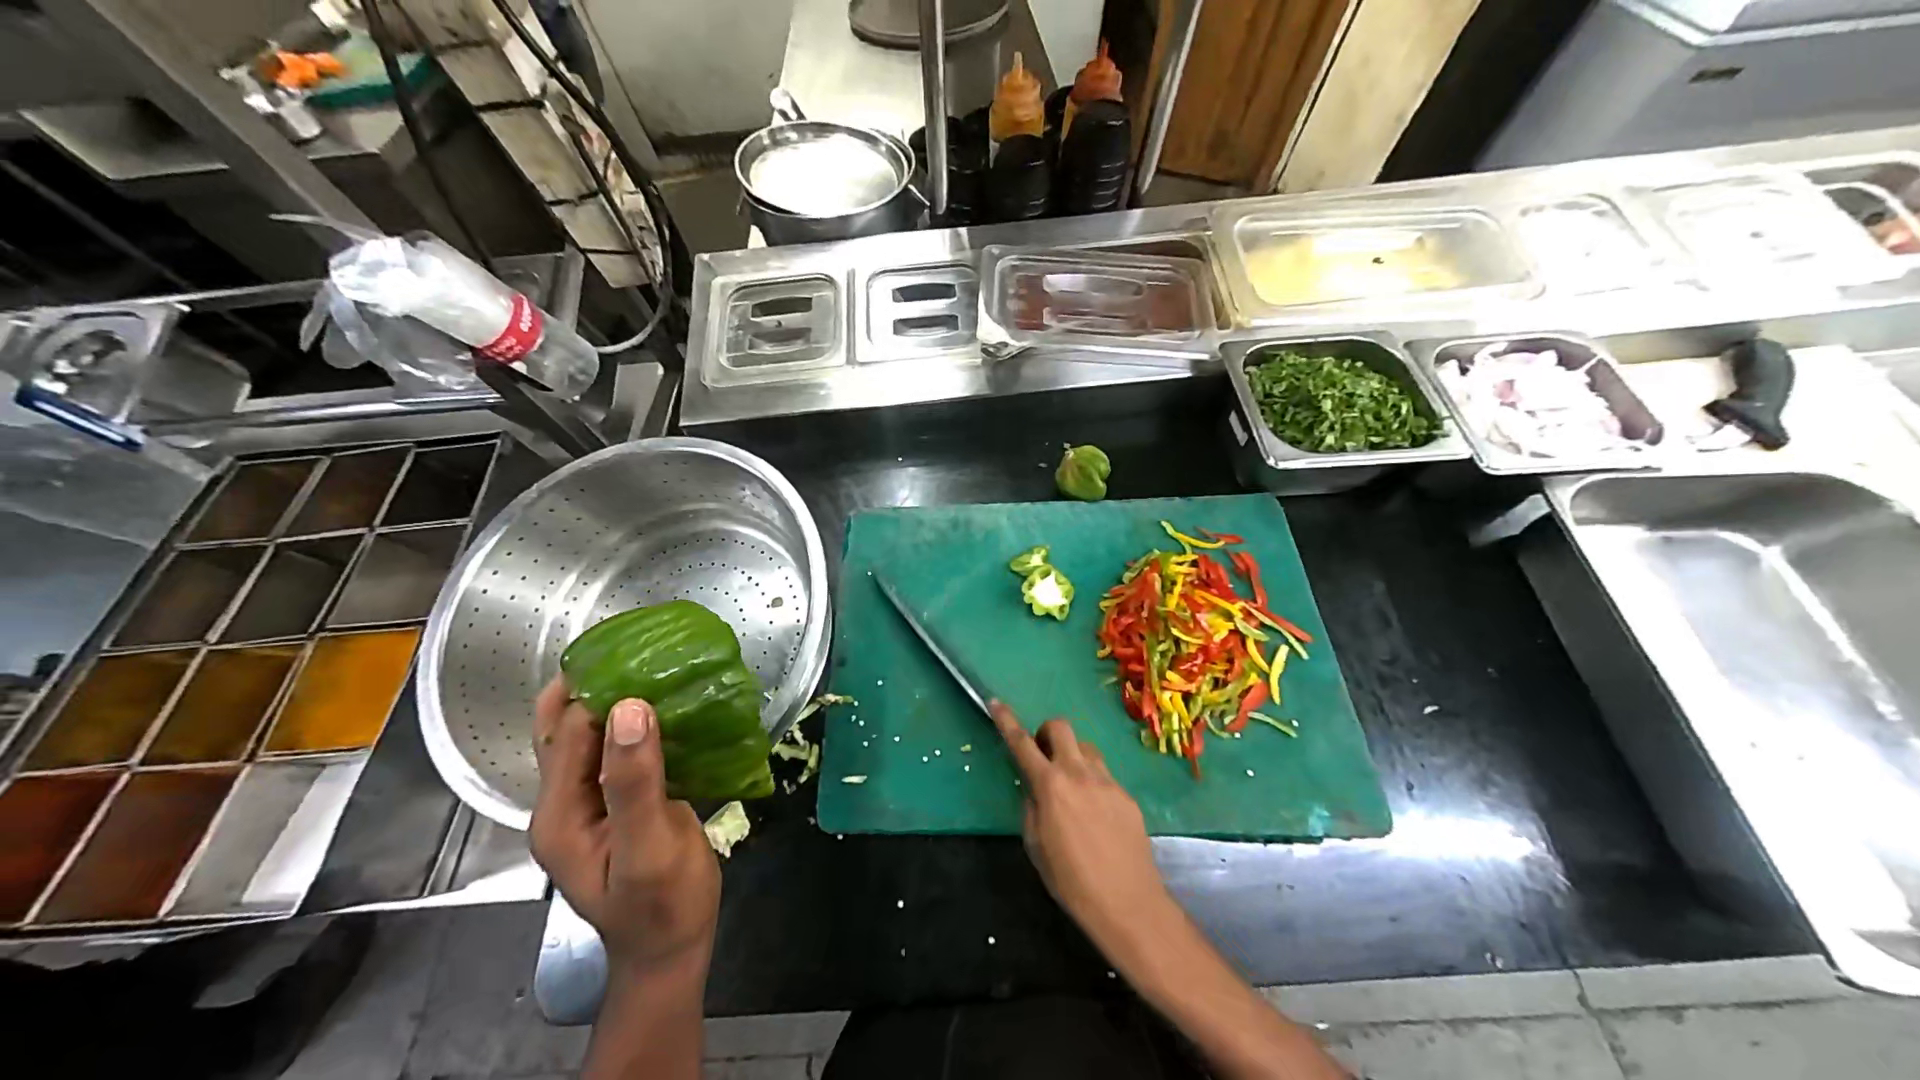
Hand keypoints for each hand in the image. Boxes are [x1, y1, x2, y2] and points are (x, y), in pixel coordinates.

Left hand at [529, 675, 719, 975]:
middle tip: (644, 648)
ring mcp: (595, 799)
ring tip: (661, 664)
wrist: (674, 947)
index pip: (569, 731)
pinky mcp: (625, 800)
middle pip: (569, 726)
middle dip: (599, 685)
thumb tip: (631, 707)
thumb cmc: (661, 906)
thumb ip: (635, 781)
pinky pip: (626, 750)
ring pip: (597, 735)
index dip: (600, 692)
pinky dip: (645, 723)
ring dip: (622, 700)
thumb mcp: (648, 848)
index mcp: (560, 812)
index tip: (642, 655)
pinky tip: (676, 705)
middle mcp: (568, 799)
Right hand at [992, 700, 1352, 1079]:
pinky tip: (1095, 815)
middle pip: (1061, 727)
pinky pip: (1104, 775)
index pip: (1022, 743)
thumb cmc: (1071, 881)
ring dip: (1072, 756)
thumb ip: (1031, 808)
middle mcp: (1079, 773)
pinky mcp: (1127, 795)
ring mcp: (1107, 781)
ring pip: (1086, 748)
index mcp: (1050, 786)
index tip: (997, 703)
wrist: (1128, 903)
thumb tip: (1034, 789)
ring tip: (1070, 788)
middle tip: (1042, 756)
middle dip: (1046, 732)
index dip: (1006, 720)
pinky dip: (1092, 782)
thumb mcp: (1036, 846)